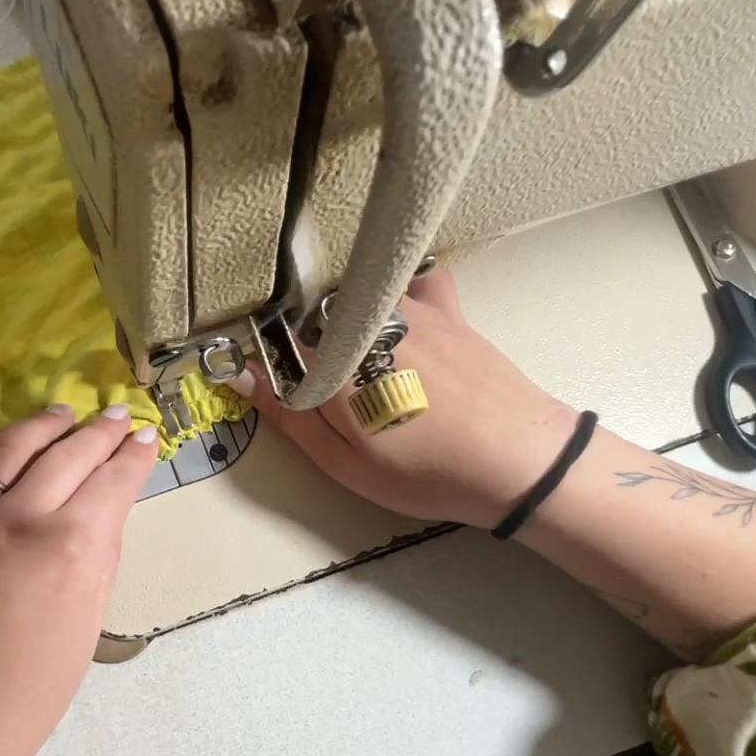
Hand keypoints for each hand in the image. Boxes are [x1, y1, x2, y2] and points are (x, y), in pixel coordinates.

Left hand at [0, 401, 157, 755]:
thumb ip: (99, 554)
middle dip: (99, 432)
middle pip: (67, 454)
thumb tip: (107, 502)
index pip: (112, 481)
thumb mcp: (87, 625)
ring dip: (41, 423)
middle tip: (113, 419)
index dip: (133, 456)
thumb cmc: (29, 696)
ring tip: (62, 412)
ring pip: (6, 447)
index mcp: (70, 550)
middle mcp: (15, 521)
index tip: (143, 438)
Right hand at [242, 270, 575, 526]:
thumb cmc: (423, 473)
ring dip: (349, 320)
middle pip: (313, 315)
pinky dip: (401, 294)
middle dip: (309, 341)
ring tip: (367, 361)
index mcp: (331, 361)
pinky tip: (403, 319)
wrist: (518, 461)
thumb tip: (238, 373)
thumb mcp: (343, 462)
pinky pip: (412, 282)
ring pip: (356, 296)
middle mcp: (364, 323)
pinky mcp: (447, 308)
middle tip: (334, 389)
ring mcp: (408, 308)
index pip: (277, 343)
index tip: (286, 387)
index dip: (274, 363)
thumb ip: (289, 413)